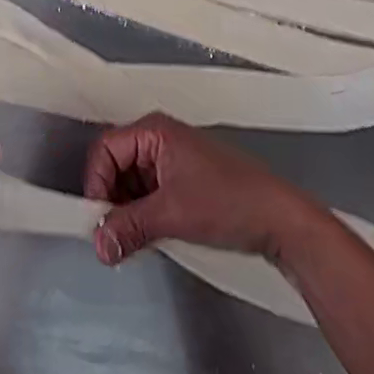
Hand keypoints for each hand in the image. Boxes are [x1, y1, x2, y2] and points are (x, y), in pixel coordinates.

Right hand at [83, 112, 325, 266]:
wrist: (277, 219)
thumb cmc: (233, 199)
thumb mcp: (172, 214)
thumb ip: (129, 226)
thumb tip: (100, 241)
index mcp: (155, 132)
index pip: (105, 149)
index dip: (96, 182)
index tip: (97, 217)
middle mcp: (160, 140)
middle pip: (114, 166)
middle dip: (111, 201)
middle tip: (112, 232)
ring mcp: (171, 161)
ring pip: (130, 184)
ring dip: (127, 212)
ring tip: (134, 237)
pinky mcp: (181, 182)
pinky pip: (147, 195)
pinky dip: (142, 215)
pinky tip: (150, 235)